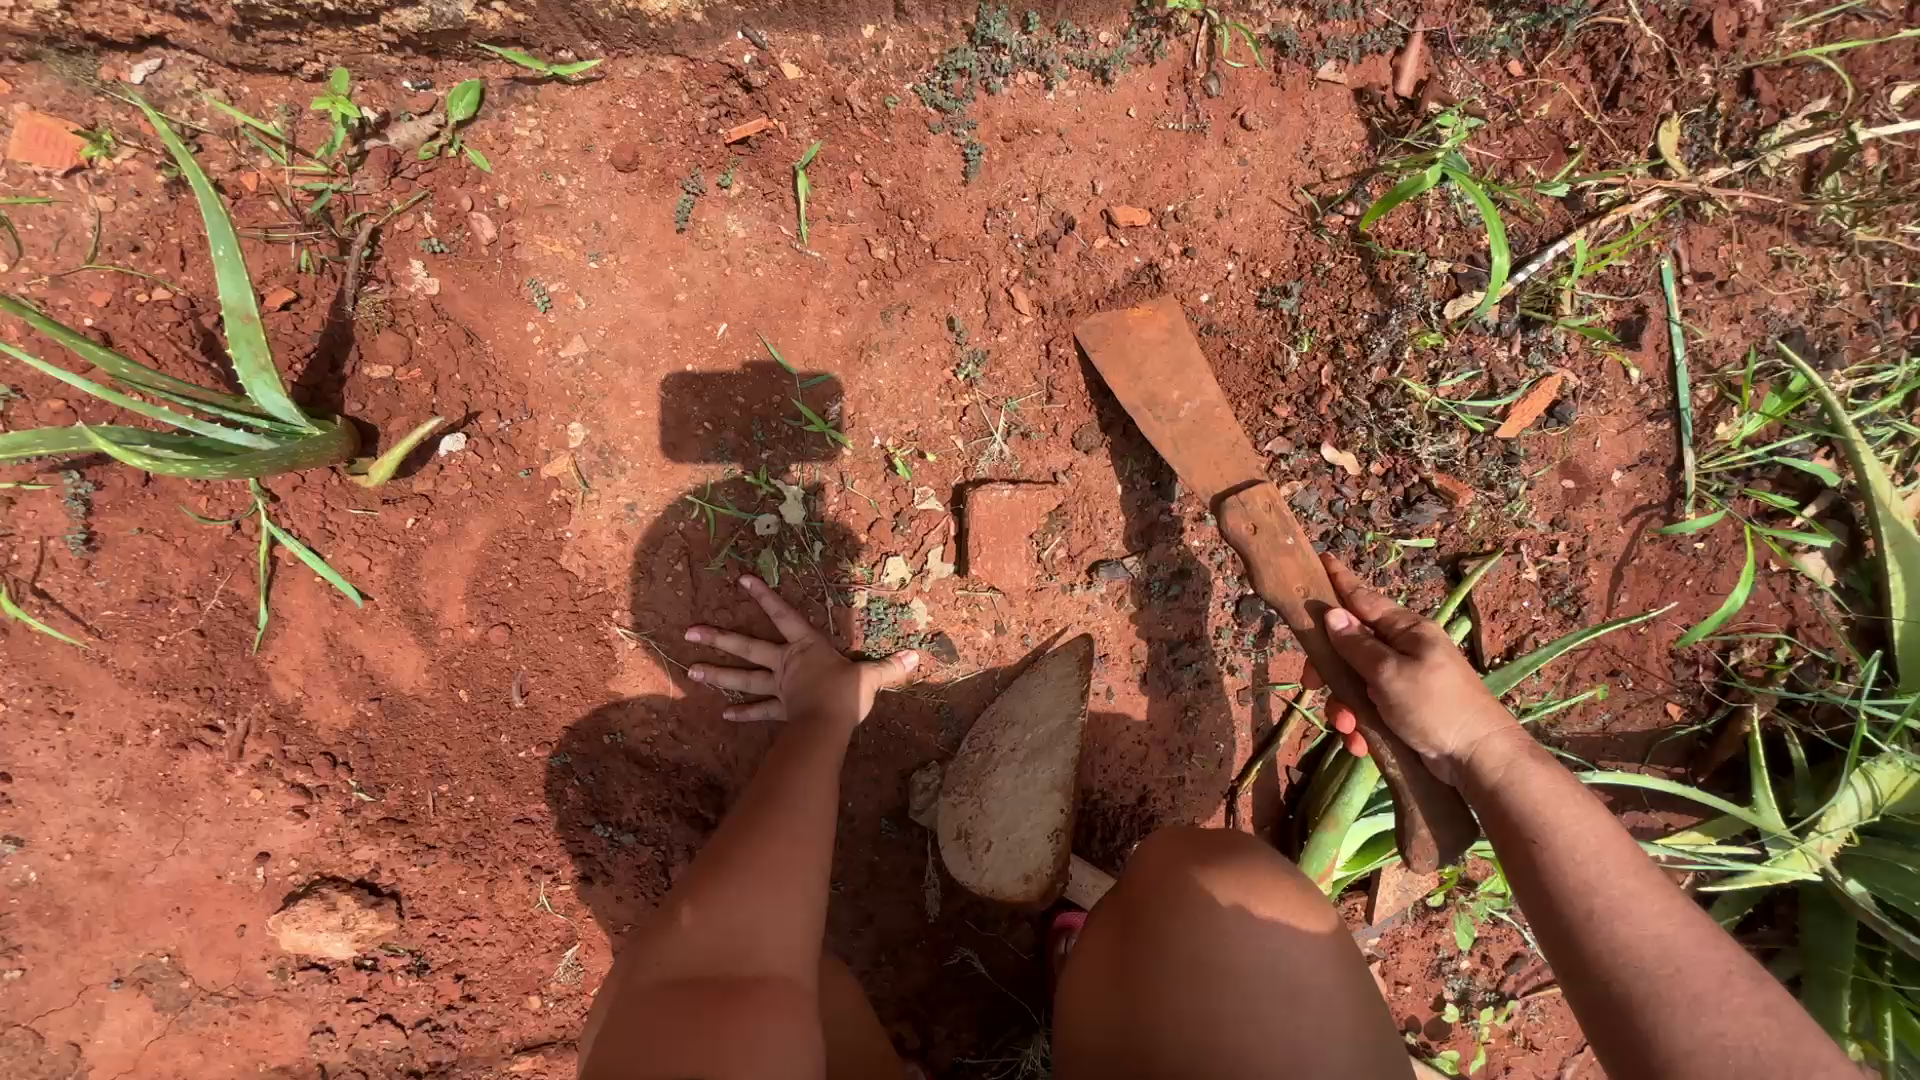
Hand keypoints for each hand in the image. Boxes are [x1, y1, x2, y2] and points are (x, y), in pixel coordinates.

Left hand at [684, 575, 917, 731]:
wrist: (829, 725)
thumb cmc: (847, 694)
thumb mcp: (872, 678)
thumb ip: (890, 667)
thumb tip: (916, 657)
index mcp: (807, 647)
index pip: (784, 615)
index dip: (764, 597)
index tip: (742, 580)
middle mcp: (787, 663)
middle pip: (749, 647)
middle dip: (720, 639)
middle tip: (690, 633)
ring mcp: (779, 687)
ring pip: (744, 677)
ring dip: (719, 673)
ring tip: (692, 670)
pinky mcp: (779, 710)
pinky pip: (759, 711)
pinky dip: (743, 712)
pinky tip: (724, 712)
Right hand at [1305, 554, 1524, 787]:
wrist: (1480, 762)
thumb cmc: (1436, 708)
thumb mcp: (1389, 674)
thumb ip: (1357, 645)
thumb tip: (1332, 614)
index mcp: (1406, 631)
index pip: (1363, 598)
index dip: (1339, 581)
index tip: (1321, 557)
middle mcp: (1404, 650)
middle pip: (1350, 645)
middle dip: (1329, 668)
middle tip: (1312, 685)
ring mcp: (1404, 679)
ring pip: (1354, 680)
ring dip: (1343, 704)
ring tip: (1346, 726)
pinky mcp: (1403, 708)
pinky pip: (1368, 707)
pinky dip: (1360, 723)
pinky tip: (1360, 741)